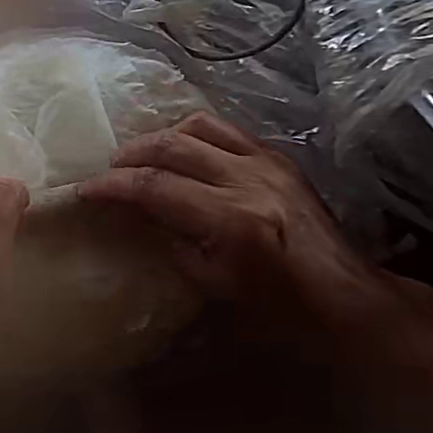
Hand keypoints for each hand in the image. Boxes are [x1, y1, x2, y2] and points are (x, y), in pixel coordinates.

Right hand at [78, 112, 397, 330]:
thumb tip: (128, 212)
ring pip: (198, 126)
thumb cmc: (275, 305)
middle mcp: (249, 180)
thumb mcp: (208, 281)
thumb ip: (165, 238)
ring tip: (139, 158)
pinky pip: (226, 130)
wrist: (348, 298)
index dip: (110, 185)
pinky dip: (192, 135)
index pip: (152, 185)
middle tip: (107, 173)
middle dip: (128, 155)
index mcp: (230, 218)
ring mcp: (269, 164)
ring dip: (158, 138)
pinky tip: (180, 153)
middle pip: (170, 145)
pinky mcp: (280, 159)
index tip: (83, 191)